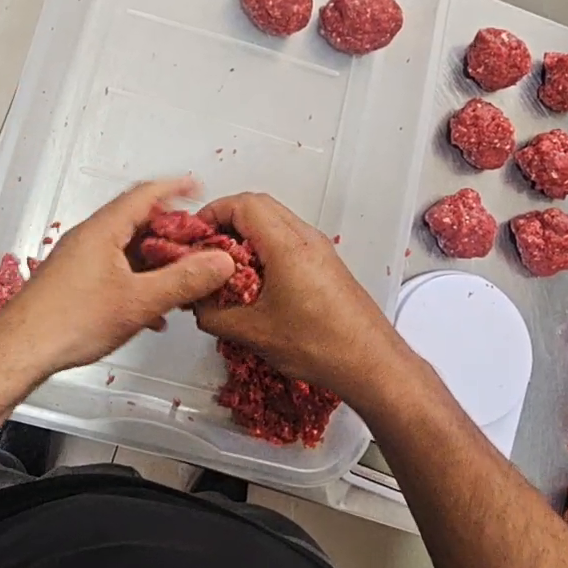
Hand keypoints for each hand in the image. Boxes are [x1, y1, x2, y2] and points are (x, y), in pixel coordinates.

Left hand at [0, 178, 233, 375]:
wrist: (20, 349)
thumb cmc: (69, 321)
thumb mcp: (139, 301)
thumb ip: (184, 280)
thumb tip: (219, 262)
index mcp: (103, 230)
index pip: (144, 194)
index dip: (175, 188)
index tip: (196, 186)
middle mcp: (90, 238)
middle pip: (137, 221)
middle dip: (170, 230)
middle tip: (196, 241)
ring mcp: (80, 259)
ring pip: (127, 248)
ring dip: (156, 259)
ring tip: (180, 276)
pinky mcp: (75, 281)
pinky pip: (116, 269)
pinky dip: (139, 279)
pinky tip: (151, 308)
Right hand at [191, 193, 410, 402]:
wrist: (371, 364)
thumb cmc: (323, 346)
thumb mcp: (254, 333)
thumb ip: (215, 315)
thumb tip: (199, 305)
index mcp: (288, 246)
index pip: (243, 204)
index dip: (212, 213)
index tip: (196, 235)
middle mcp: (306, 239)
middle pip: (258, 205)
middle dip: (226, 221)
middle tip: (206, 248)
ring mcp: (319, 249)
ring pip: (274, 221)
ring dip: (246, 235)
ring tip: (226, 267)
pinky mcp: (325, 264)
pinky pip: (288, 240)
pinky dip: (265, 249)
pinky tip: (253, 282)